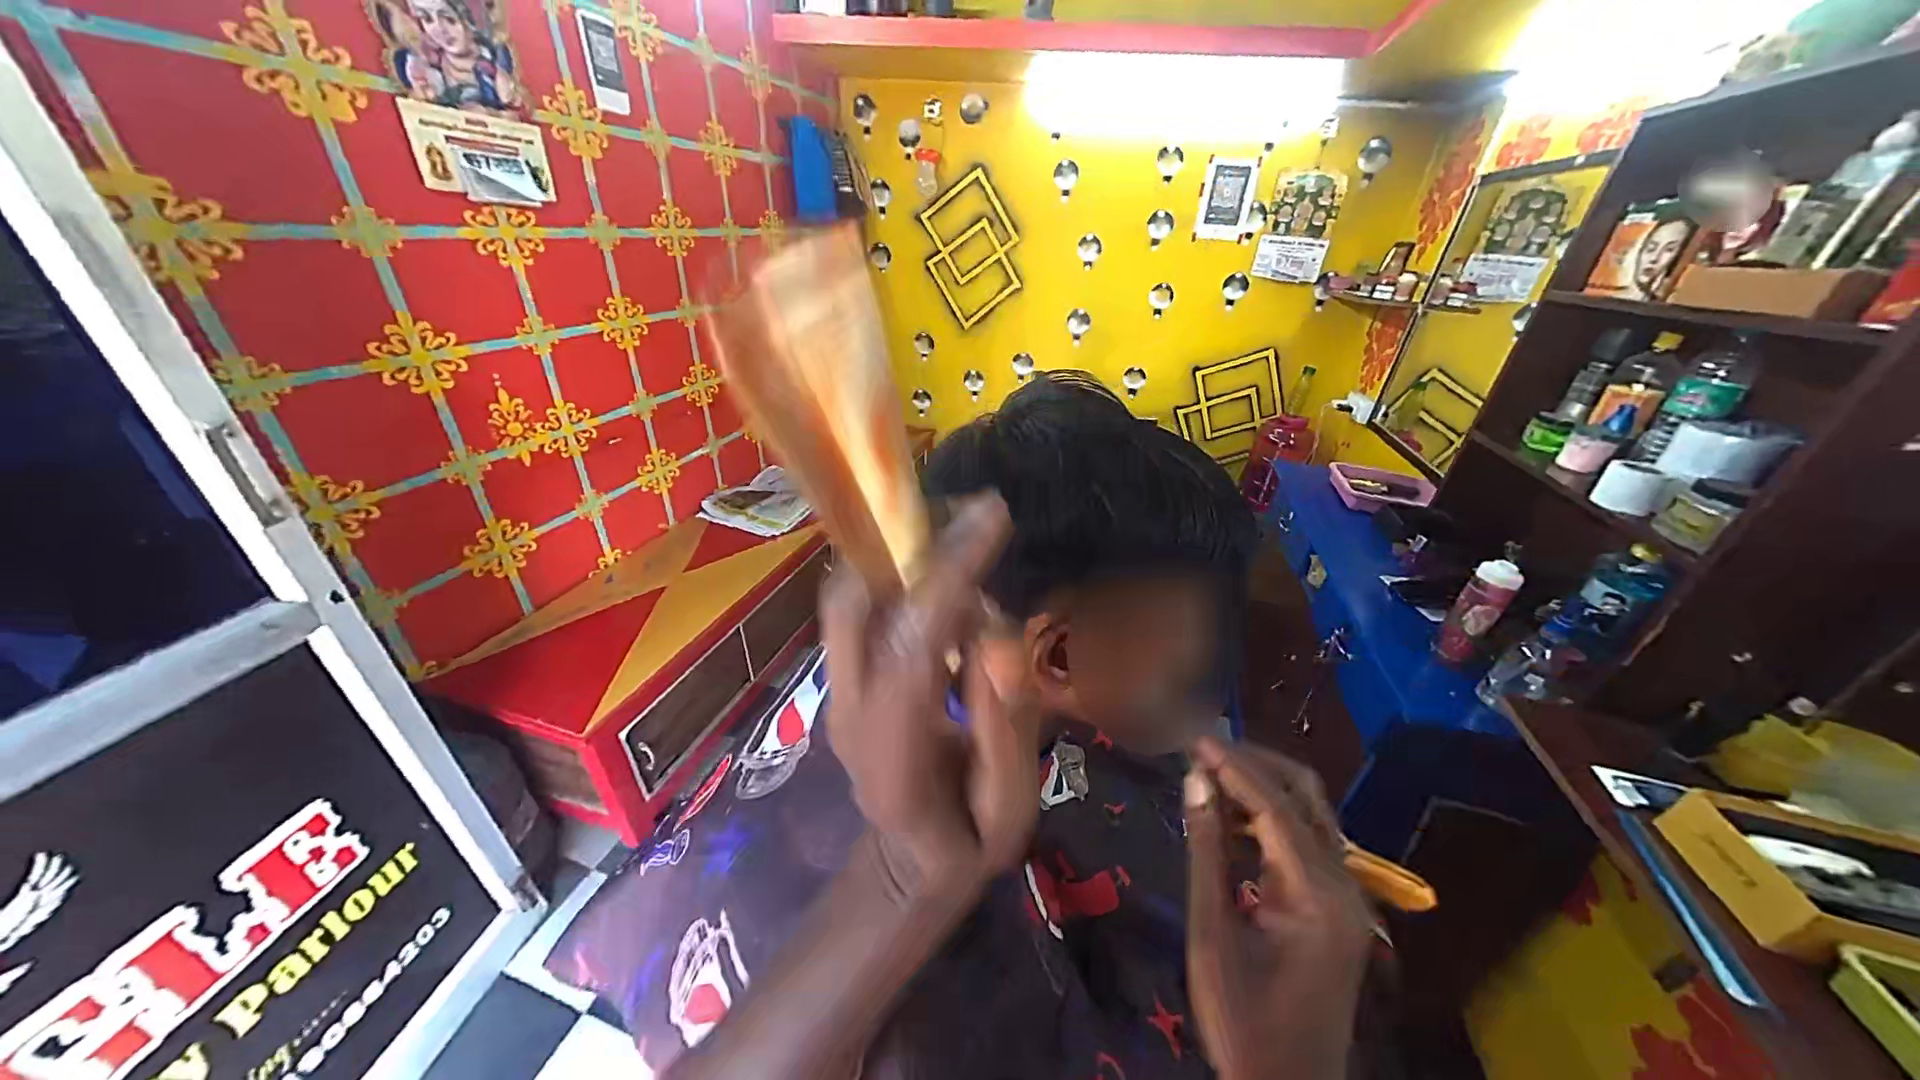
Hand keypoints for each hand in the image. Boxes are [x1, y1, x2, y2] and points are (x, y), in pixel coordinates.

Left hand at [820, 494, 1039, 901]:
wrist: (906, 859)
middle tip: (973, 515)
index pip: (908, 648)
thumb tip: (998, 638)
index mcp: (891, 752)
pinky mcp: (839, 674)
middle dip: (906, 543)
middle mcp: (847, 708)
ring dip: (899, 551)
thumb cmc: (966, 841)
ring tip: (965, 536)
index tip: (992, 518)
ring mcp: (834, 690)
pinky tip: (944, 573)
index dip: (947, 577)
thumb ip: (1006, 729)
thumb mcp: (1011, 811)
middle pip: (851, 601)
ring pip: (847, 594)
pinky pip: (858, 605)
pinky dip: (895, 571)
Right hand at [1184, 737, 1372, 1079]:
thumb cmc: (1241, 1016)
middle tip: (1203, 746)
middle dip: (1254, 763)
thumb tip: (1196, 781)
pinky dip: (1268, 815)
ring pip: (1308, 813)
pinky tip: (1231, 811)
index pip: (1274, 806)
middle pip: (1305, 797)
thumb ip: (1207, 850)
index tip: (1194, 739)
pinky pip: (1304, 841)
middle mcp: (1343, 886)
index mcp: (1317, 895)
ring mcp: (1345, 896)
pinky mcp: (1335, 907)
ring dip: (1262, 784)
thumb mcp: (1213, 930)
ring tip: (1210, 768)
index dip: (1233, 766)